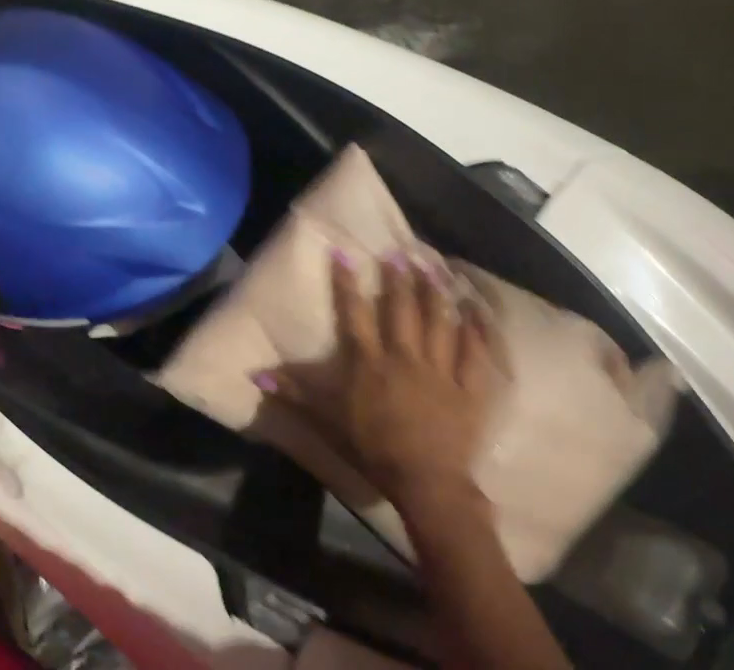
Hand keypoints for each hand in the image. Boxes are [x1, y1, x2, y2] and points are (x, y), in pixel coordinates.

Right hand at [262, 254, 495, 504]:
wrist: (425, 480)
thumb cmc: (372, 448)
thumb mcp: (327, 419)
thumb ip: (296, 392)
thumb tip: (256, 373)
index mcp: (369, 362)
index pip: (354, 314)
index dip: (347, 282)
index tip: (344, 253)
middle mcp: (404, 357)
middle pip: (401, 310)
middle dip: (399, 279)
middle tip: (401, 253)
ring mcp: (441, 370)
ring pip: (439, 323)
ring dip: (436, 294)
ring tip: (435, 269)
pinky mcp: (469, 388)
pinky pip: (475, 353)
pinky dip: (477, 330)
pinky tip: (476, 310)